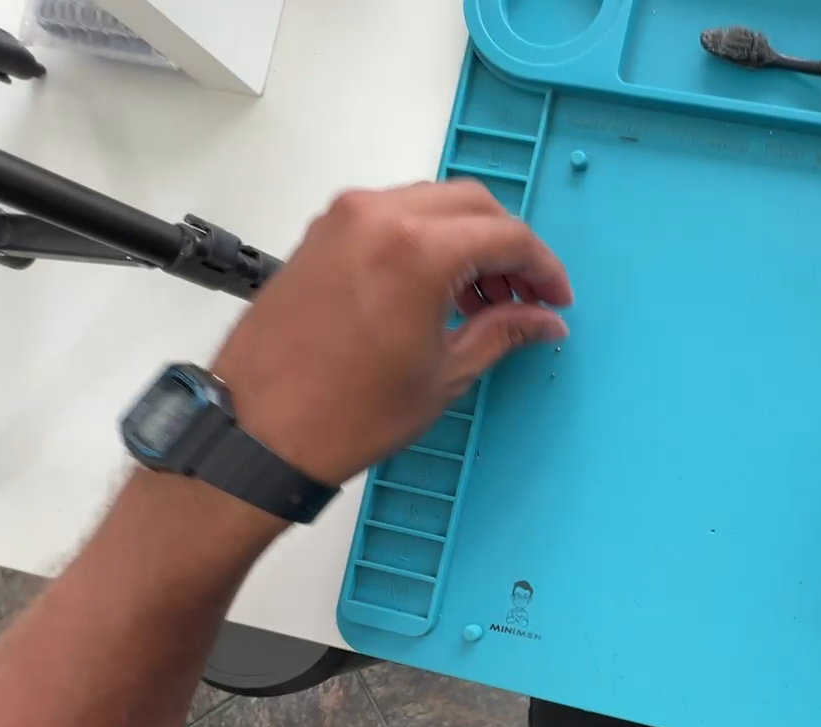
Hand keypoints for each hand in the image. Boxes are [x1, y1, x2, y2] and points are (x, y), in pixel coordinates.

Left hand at [209, 181, 572, 485]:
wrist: (263, 428)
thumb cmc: (350, 411)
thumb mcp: (448, 372)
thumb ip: (504, 332)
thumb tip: (545, 321)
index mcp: (417, 250)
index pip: (507, 236)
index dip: (545, 269)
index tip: (557, 299)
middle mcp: (378, 217)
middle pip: (474, 205)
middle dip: (512, 248)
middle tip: (530, 297)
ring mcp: (344, 219)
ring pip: (435, 204)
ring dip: (473, 241)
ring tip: (488, 300)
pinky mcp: (323, 233)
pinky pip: (396, 216)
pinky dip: (433, 241)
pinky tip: (444, 290)